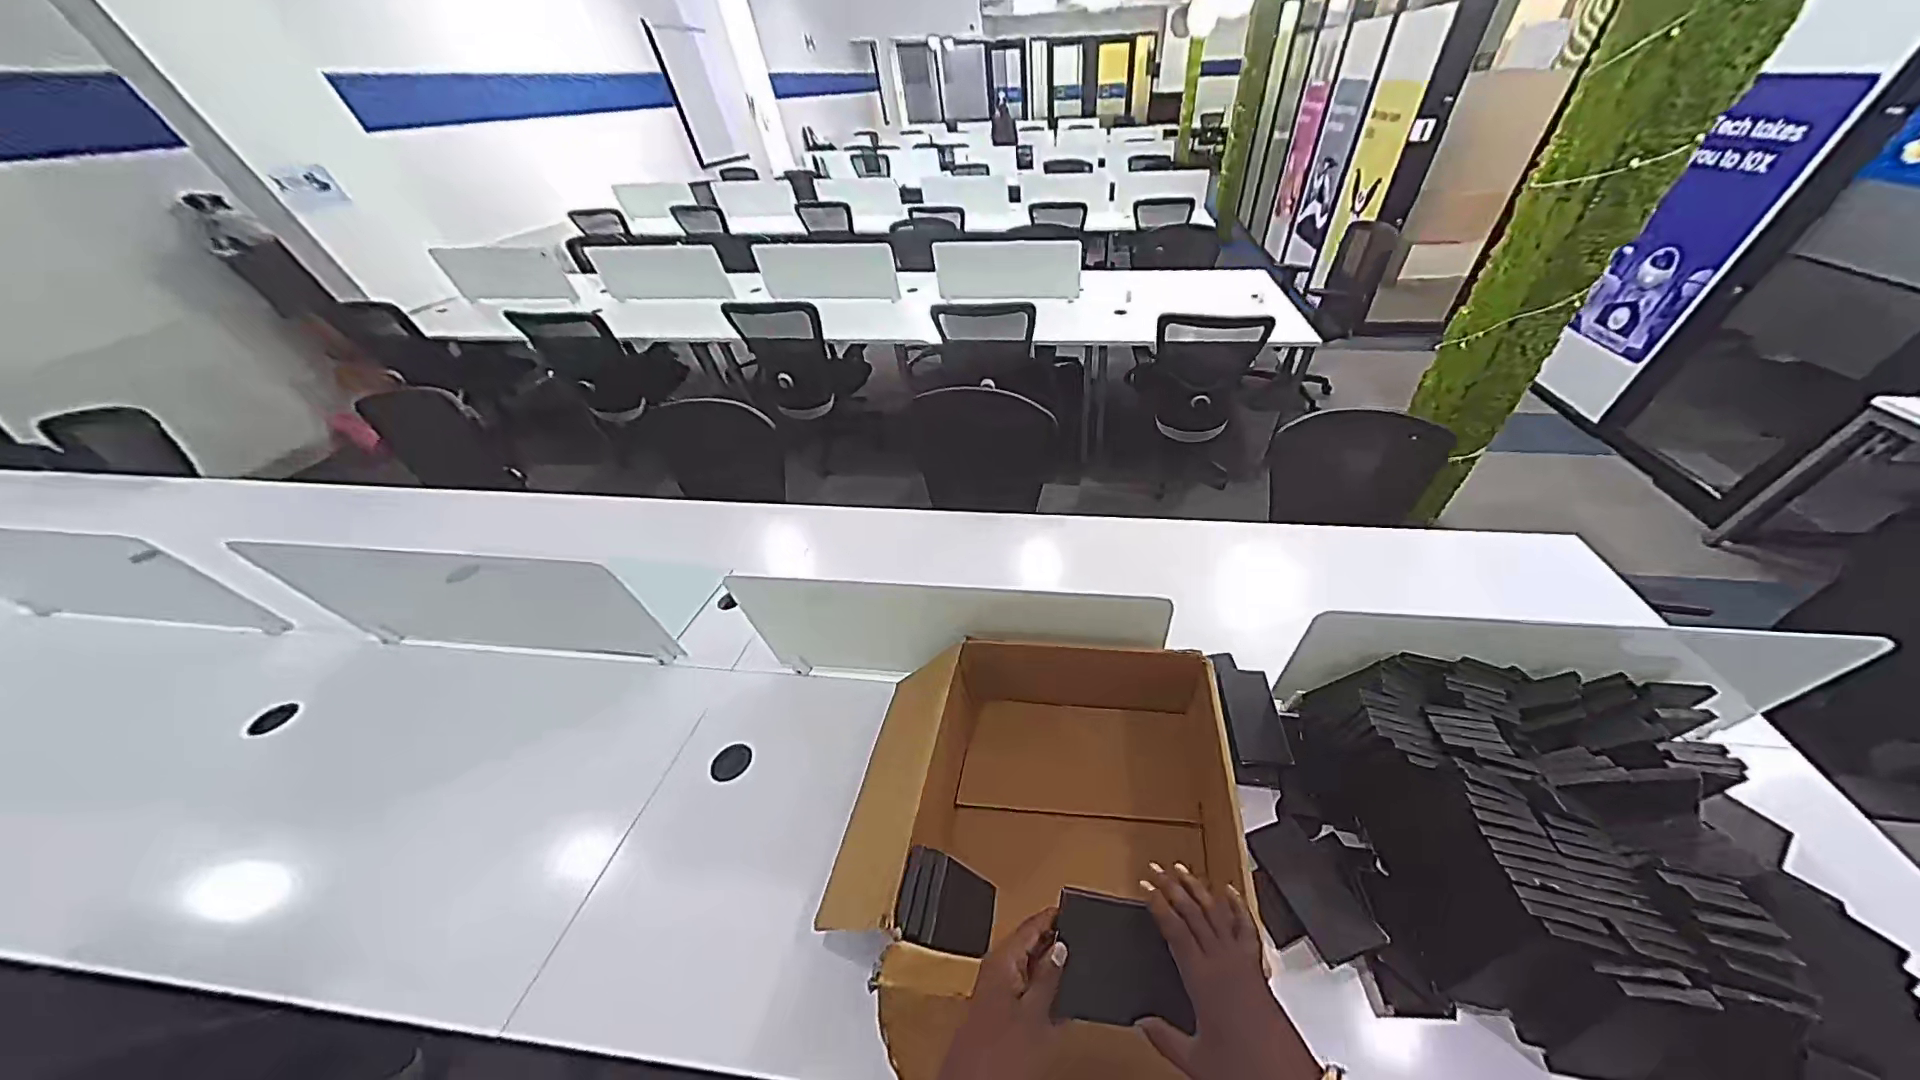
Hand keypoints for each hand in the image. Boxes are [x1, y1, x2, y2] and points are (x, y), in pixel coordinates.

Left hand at [937, 907, 1068, 1079]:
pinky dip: (1041, 986)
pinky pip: (1024, 984)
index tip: (1072, 909)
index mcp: (1002, 960)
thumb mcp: (1035, 1012)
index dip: (1051, 916)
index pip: (1030, 925)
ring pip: (1028, 965)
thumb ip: (1049, 976)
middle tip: (1079, 937)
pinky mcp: (999, 1006)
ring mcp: (996, 987)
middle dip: (1052, 940)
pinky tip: (1057, 995)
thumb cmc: (999, 1052)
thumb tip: (1061, 946)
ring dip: (1048, 966)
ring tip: (1073, 964)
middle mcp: (997, 967)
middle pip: (1029, 943)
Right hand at [1137, 863, 1322, 1079]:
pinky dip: (1237, 907)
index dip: (1159, 906)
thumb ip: (1165, 1038)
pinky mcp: (1258, 968)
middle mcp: (1222, 963)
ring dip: (1199, 889)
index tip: (1146, 887)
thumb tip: (1141, 1023)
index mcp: (1202, 980)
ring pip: (1217, 914)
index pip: (1175, 930)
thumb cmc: (1245, 1070)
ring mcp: (1242, 962)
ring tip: (1184, 870)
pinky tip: (1229, 892)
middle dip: (1173, 888)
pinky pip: (1246, 928)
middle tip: (1157, 869)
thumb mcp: (1196, 1060)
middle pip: (1194, 914)